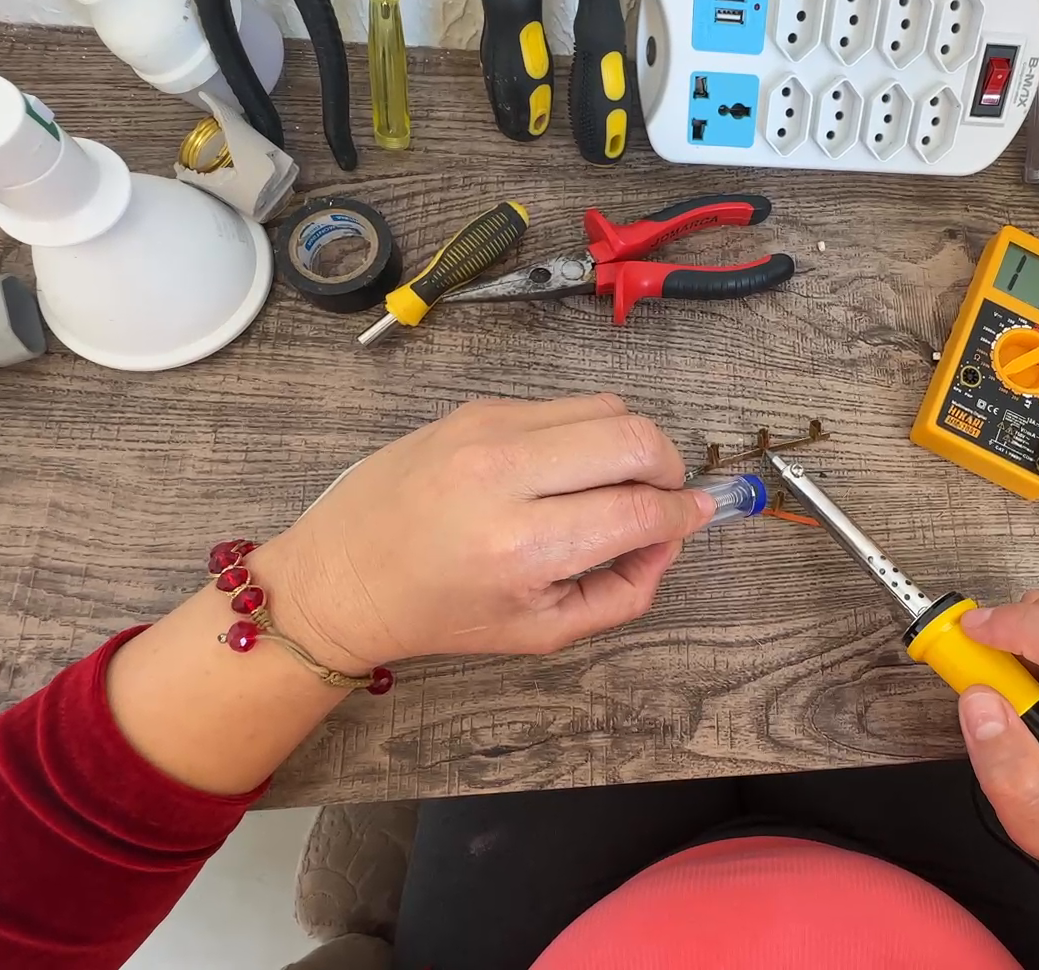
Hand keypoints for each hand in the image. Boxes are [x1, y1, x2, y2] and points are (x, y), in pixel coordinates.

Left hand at [253, 394, 713, 669]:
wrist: (341, 572)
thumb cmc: (441, 613)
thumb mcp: (542, 632)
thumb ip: (624, 593)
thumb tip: (667, 539)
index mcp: (522, 547)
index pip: (641, 511)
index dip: (685, 514)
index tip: (696, 515)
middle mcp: (507, 474)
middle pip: (636, 438)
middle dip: (671, 467)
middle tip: (663, 496)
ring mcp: (489, 428)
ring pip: (609, 408)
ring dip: (634, 443)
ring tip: (617, 481)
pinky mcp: (478, 407)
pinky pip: (566, 406)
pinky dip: (588, 434)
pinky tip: (567, 469)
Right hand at [957, 593, 1038, 966]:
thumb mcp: (1038, 824)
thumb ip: (1010, 770)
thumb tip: (978, 699)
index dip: (1025, 629)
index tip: (969, 631)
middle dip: (1011, 631)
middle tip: (972, 667)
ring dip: (1021, 640)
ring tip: (1009, 690)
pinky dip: (1032, 643)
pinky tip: (1030, 685)